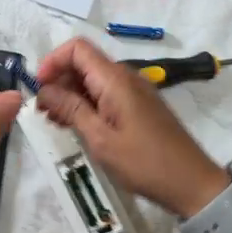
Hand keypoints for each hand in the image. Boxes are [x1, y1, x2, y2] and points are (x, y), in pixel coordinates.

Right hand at [34, 38, 227, 216]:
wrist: (192, 184)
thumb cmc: (144, 162)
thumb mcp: (99, 138)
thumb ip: (71, 108)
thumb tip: (44, 89)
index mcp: (115, 80)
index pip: (77, 48)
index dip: (53, 61)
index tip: (39, 88)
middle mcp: (125, 77)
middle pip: (83, 63)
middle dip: (58, 81)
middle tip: (42, 111)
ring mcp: (134, 91)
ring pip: (92, 80)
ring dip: (70, 95)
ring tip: (55, 121)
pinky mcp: (138, 106)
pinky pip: (105, 94)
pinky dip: (86, 104)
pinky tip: (76, 125)